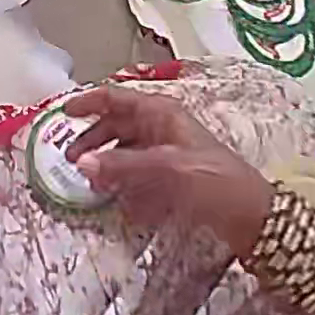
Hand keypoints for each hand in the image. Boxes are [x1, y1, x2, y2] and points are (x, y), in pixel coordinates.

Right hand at [63, 86, 272, 254]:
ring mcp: (166, 151)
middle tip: (69, 159)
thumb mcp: (168, 169)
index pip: (116, 97)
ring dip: (105, 162)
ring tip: (88, 181)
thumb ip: (124, 165)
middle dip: (92, 138)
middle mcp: (160, 127)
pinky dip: (122, 181)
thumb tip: (82, 163)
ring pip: (125, 149)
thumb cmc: (214, 181)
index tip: (63, 112)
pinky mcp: (170, 176)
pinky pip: (137, 172)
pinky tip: (114, 198)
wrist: (251, 217)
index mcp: (161, 113)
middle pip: (117, 124)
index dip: (89, 101)